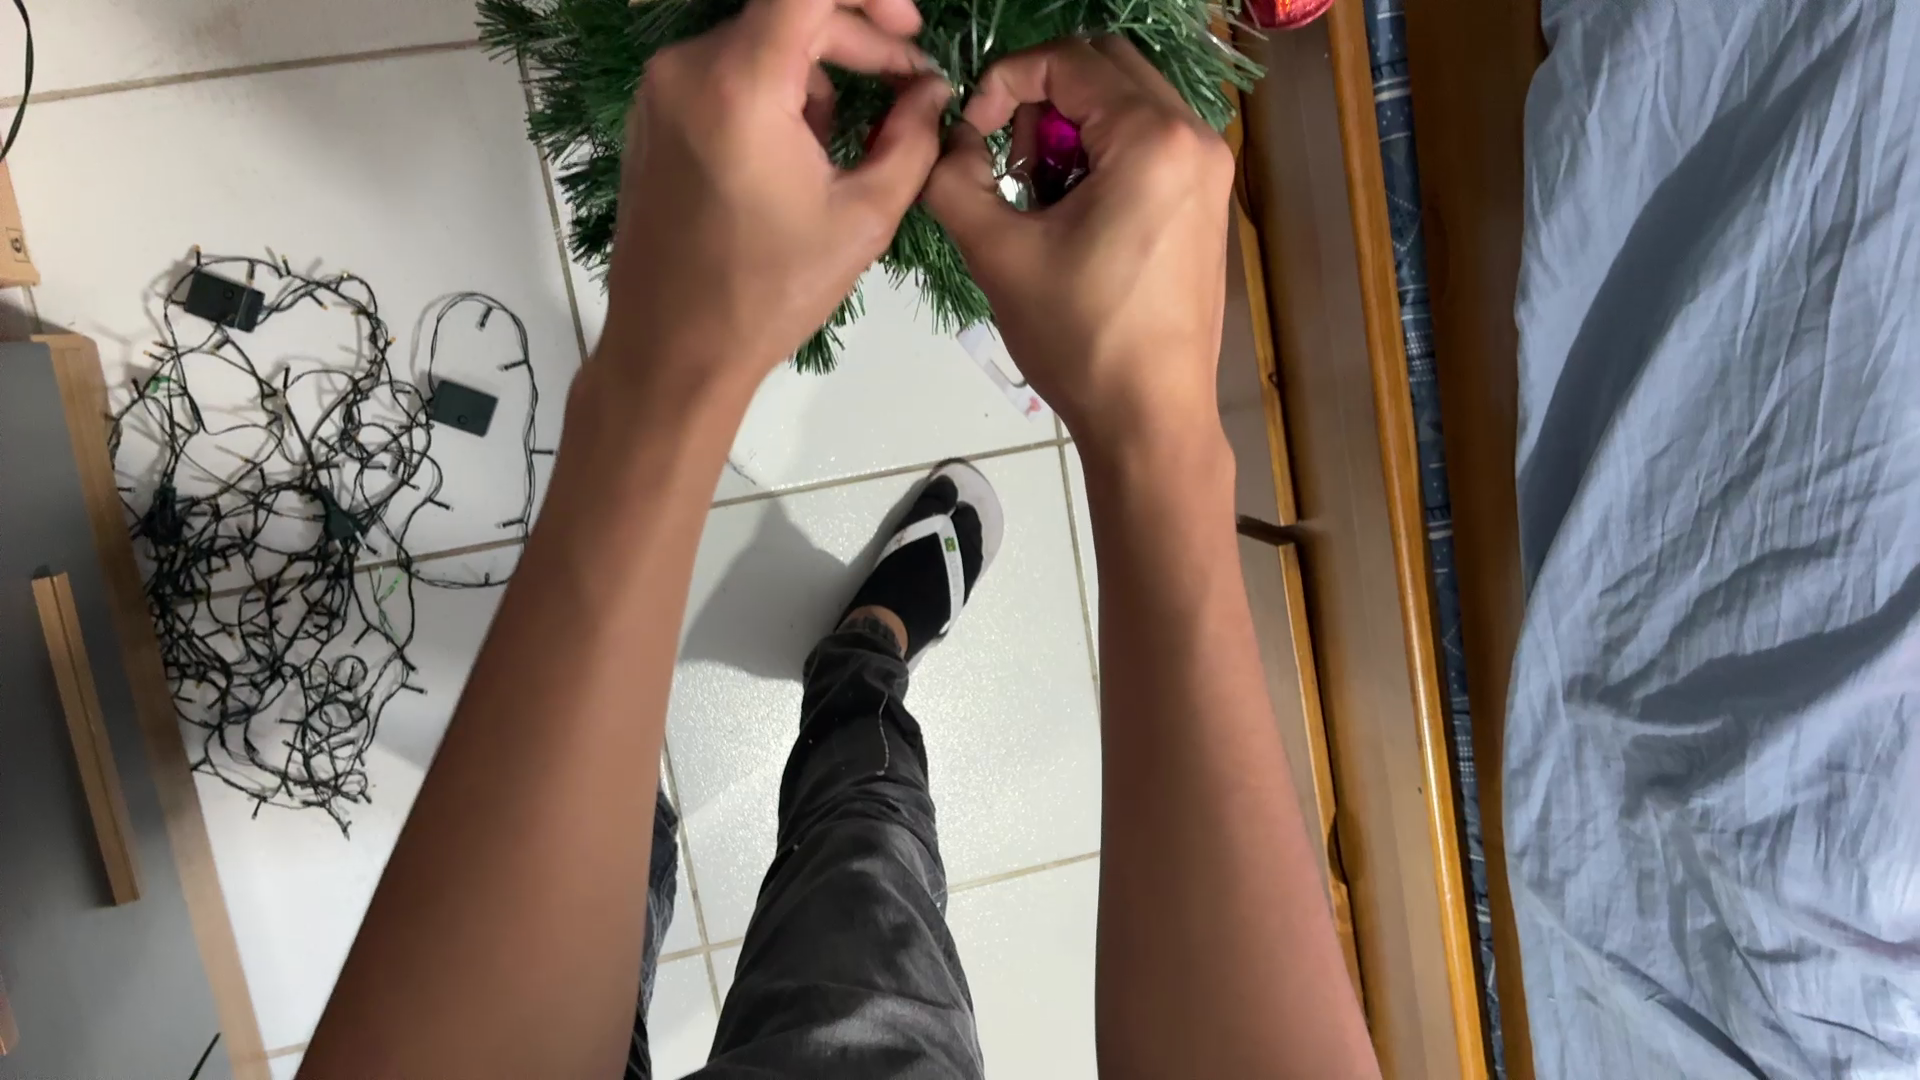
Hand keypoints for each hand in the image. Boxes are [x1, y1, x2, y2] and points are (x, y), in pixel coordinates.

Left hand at [597, 0, 950, 393]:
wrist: (676, 348)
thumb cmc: (771, 295)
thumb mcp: (862, 221)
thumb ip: (911, 143)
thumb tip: (930, 95)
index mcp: (739, 83)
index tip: (911, 34)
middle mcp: (687, 66)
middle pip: (786, 14)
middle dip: (856, 44)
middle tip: (906, 97)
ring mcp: (660, 91)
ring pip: (756, 47)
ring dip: (813, 78)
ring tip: (839, 148)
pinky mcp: (652, 120)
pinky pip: (724, 77)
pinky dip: (771, 97)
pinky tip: (792, 158)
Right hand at [922, 38, 1233, 451]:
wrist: (1148, 417)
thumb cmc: (1078, 339)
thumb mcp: (1001, 257)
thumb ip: (954, 184)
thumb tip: (941, 149)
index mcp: (1153, 138)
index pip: (1067, 60)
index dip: (1004, 84)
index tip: (970, 138)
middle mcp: (1196, 139)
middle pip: (1106, 72)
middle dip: (1042, 105)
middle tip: (1011, 170)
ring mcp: (1210, 176)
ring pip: (1130, 109)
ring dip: (1073, 135)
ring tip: (1041, 203)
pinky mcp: (1207, 210)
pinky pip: (1151, 150)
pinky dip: (1105, 163)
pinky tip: (1078, 222)